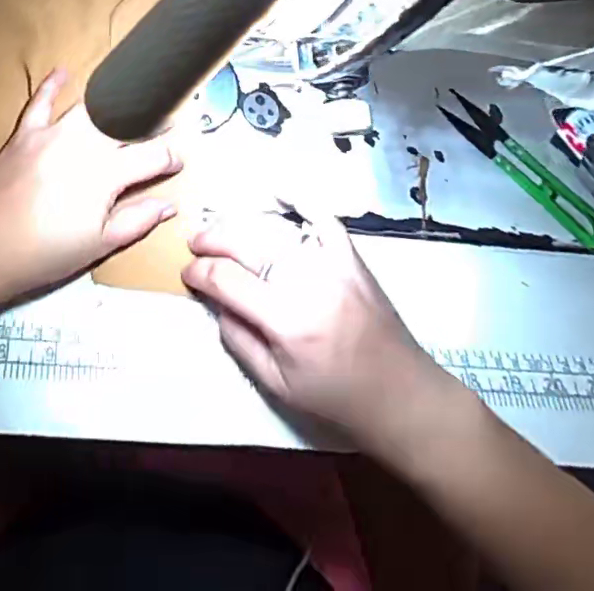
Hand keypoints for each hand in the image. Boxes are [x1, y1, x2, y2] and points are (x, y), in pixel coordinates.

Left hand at [0, 68, 180, 297]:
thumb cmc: (44, 252)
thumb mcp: (98, 245)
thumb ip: (136, 220)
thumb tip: (167, 205)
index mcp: (107, 174)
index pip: (152, 156)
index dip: (171, 158)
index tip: (176, 163)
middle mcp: (83, 145)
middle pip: (125, 122)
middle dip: (149, 121)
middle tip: (161, 124)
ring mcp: (52, 134)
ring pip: (90, 108)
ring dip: (112, 103)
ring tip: (128, 101)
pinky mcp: (25, 134)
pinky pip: (40, 102)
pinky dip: (51, 85)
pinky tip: (62, 72)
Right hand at [182, 216, 461, 454]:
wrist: (407, 399)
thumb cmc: (336, 399)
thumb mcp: (274, 383)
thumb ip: (236, 337)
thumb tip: (214, 299)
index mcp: (287, 320)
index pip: (225, 279)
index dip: (197, 272)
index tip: (186, 274)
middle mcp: (308, 283)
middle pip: (244, 246)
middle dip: (210, 242)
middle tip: (193, 245)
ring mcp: (333, 266)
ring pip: (273, 231)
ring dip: (239, 227)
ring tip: (221, 233)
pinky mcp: (352, 260)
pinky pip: (322, 220)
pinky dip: (300, 202)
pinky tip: (276, 193)